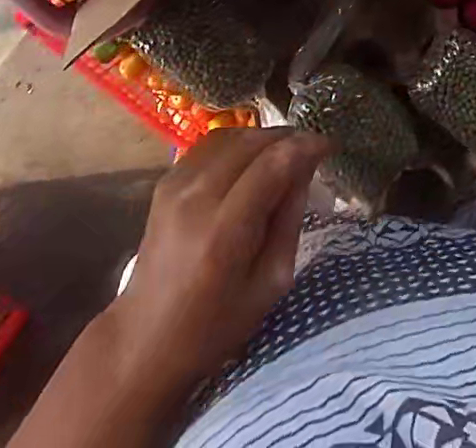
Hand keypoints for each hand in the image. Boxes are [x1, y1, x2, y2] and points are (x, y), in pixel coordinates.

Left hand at [106, 128, 330, 395]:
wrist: (145, 339)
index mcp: (225, 231)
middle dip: (288, 138)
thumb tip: (306, 169)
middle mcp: (196, 198)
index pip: (273, 164)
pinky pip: (210, 145)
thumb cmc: (216, 325)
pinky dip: (238, 143)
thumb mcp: (271, 282)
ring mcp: (175, 186)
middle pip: (252, 142)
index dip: (306, 146)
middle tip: (312, 150)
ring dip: (263, 137)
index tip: (330, 145)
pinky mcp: (164, 182)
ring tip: (285, 154)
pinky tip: (252, 160)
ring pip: (231, 136)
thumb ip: (290, 219)